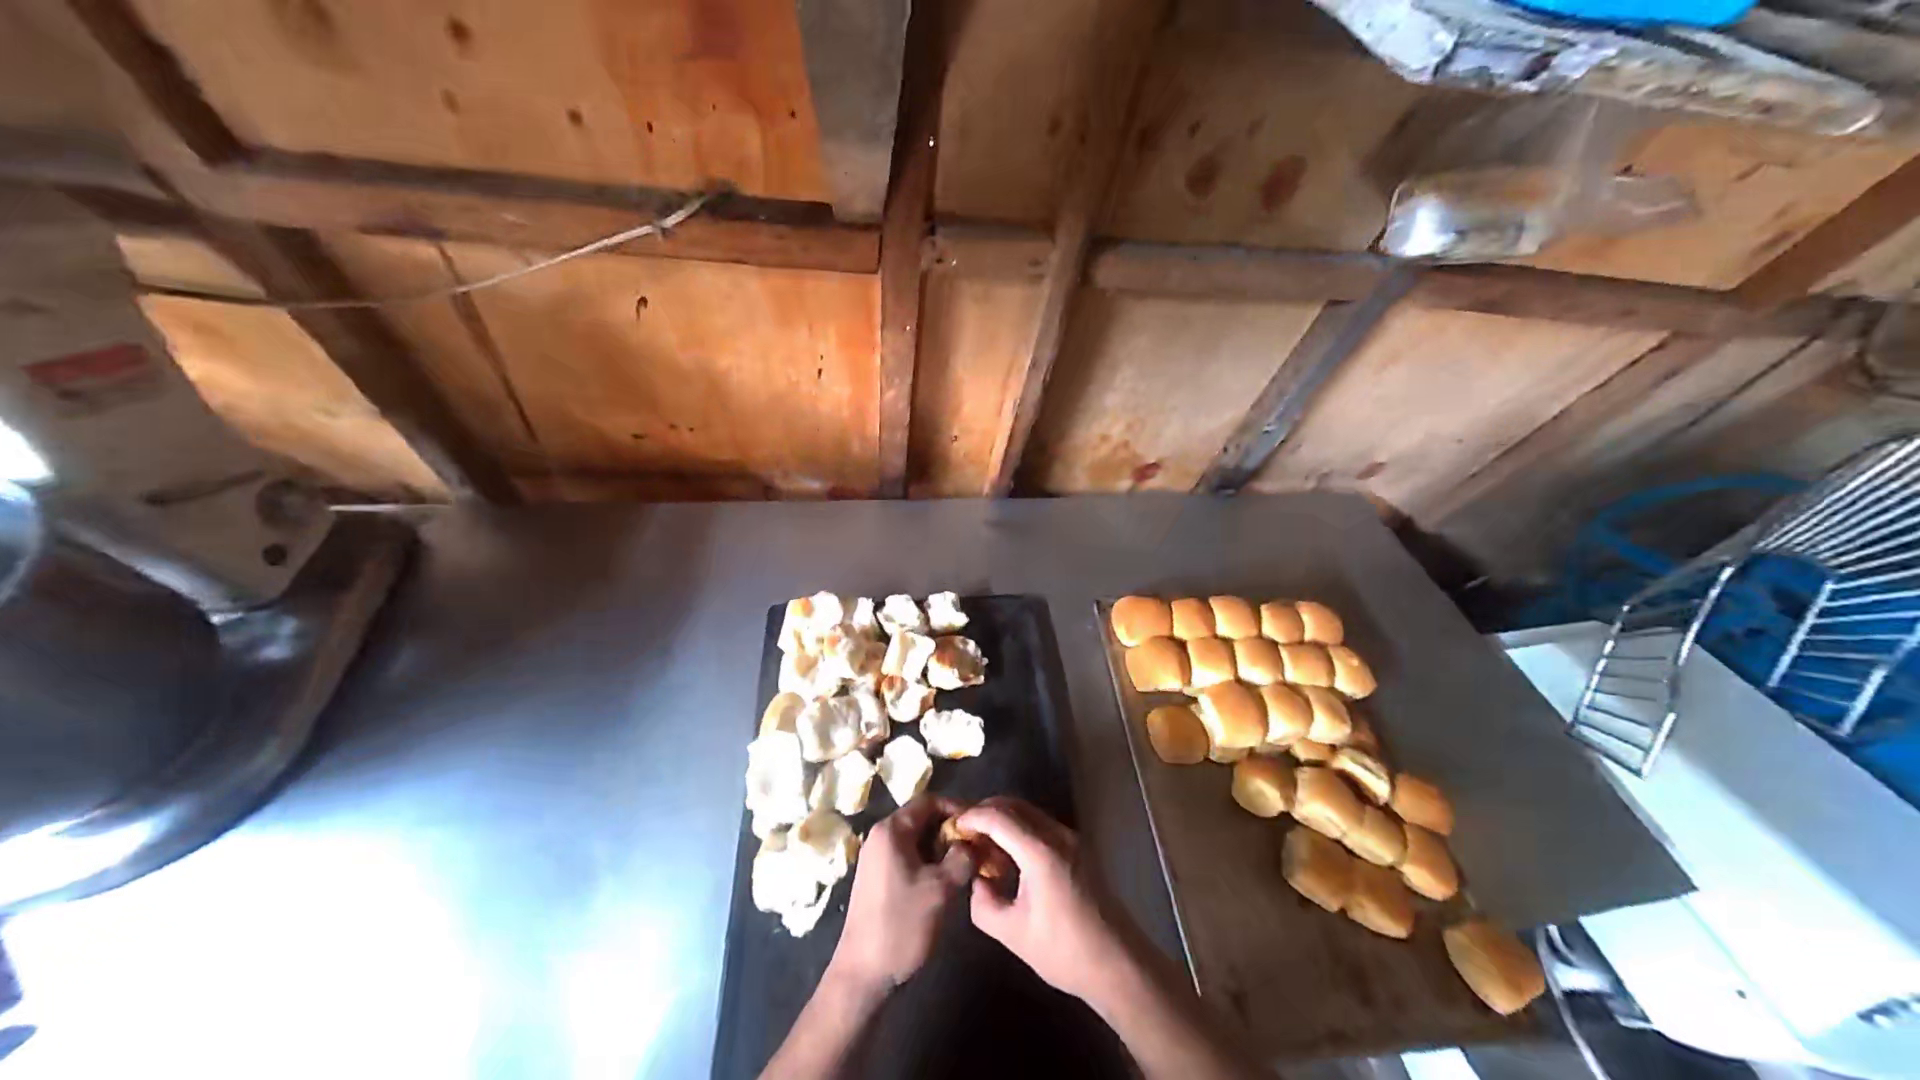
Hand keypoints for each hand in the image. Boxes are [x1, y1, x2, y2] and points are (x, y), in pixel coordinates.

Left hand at [826, 794, 975, 997]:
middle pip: (923, 819)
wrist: (863, 974)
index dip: (958, 808)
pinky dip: (930, 862)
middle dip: (952, 830)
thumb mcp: (941, 888)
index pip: (929, 801)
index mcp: (891, 830)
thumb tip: (974, 842)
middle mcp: (880, 837)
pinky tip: (947, 882)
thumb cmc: (901, 925)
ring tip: (968, 865)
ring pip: (918, 840)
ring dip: (943, 848)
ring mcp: (877, 858)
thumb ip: (963, 857)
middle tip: (979, 847)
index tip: (981, 826)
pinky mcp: (878, 878)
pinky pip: (909, 857)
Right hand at [955, 797, 1131, 1003]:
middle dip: (985, 812)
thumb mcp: (1012, 934)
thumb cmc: (1064, 951)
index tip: (952, 828)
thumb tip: (977, 881)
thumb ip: (983, 903)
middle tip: (964, 833)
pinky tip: (1008, 856)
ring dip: (1003, 820)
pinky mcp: (1078, 849)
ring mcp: (1071, 840)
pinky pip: (1041, 825)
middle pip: (1014, 805)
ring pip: (1029, 813)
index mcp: (1041, 852)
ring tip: (982, 845)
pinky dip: (1019, 829)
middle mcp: (1058, 836)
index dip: (972, 817)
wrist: (1118, 964)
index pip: (998, 817)